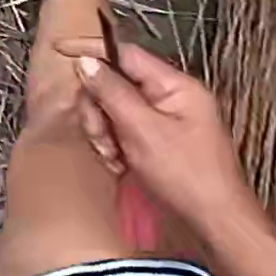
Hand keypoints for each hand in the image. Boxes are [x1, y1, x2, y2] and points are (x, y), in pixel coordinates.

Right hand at [74, 45, 263, 238]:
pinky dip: (111, 144)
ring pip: (111, 107)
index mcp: (175, 86)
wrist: (215, 226)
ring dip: (102, 131)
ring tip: (113, 156)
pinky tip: (118, 162)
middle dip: (98, 109)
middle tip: (102, 137)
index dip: (90, 50)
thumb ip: (111, 91)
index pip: (124, 53)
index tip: (60, 49)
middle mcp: (169, 97)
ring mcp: (162, 119)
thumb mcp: (142, 130)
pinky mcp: (154, 138)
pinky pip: (118, 128)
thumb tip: (86, 61)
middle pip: (112, 83)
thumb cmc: (188, 178)